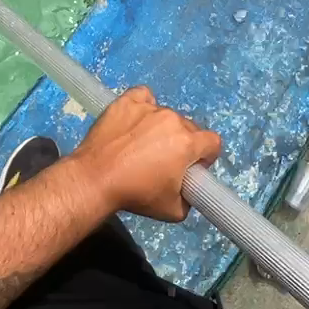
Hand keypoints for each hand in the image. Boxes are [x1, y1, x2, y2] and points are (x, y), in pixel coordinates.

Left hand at [65, 87, 222, 220]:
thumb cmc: (136, 195)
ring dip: (161, 127)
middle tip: (163, 160)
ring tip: (141, 144)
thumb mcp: (174, 211)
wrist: (95, 179)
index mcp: (187, 143)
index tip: (191, 167)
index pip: (213, 142)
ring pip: (166, 115)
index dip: (206, 156)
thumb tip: (188, 188)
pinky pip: (144, 97)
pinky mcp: (126, 102)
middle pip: (189, 128)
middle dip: (182, 143)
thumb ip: (190, 197)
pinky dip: (144, 106)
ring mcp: (148, 108)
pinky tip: (136, 119)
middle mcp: (172, 120)